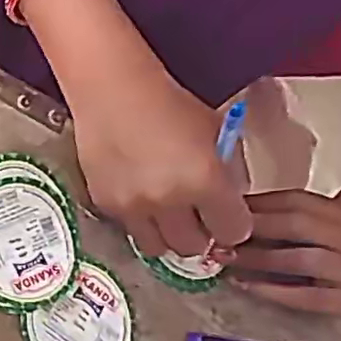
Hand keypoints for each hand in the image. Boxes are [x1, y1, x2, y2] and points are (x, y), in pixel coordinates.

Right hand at [64, 53, 251, 257]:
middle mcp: (168, 202)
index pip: (233, 231)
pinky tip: (138, 196)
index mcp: (204, 181)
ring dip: (166, 235)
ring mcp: (133, 207)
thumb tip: (228, 199)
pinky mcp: (106, 205)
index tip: (227, 215)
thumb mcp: (214, 133)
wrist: (112, 93)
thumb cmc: (169, 103)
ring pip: (158, 248)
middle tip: (196, 217)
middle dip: (200, 235)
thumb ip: (225, 171)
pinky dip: (138, 220)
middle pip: (193, 247)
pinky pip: (129, 229)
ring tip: (165, 215)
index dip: (234, 224)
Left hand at [227, 190, 340, 317]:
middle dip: (252, 227)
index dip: (258, 203)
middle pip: (298, 225)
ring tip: (223, 259)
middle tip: (214, 234)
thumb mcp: (338, 223)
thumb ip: (299, 215)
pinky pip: (307, 296)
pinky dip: (272, 290)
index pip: (298, 201)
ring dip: (256, 259)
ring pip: (300, 260)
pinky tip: (243, 285)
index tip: (221, 207)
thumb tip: (237, 208)